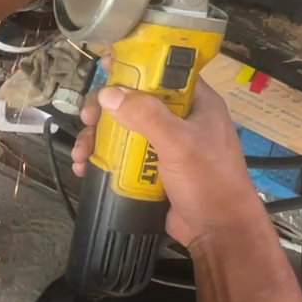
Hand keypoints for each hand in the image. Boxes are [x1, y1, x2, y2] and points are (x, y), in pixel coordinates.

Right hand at [70, 82, 266, 252]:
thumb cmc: (211, 183)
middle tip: (87, 119)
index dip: (134, 66)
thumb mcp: (179, 143)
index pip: (163, 72)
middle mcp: (180, 118)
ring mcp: (165, 143)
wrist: (219, 234)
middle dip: (105, 111)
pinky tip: (86, 166)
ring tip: (82, 153)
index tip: (105, 68)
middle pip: (134, 101)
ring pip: (123, 129)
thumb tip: (108, 94)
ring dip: (98, 138)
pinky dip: (103, 158)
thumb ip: (145, 115)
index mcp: (197, 103)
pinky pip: (122, 154)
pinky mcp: (153, 166)